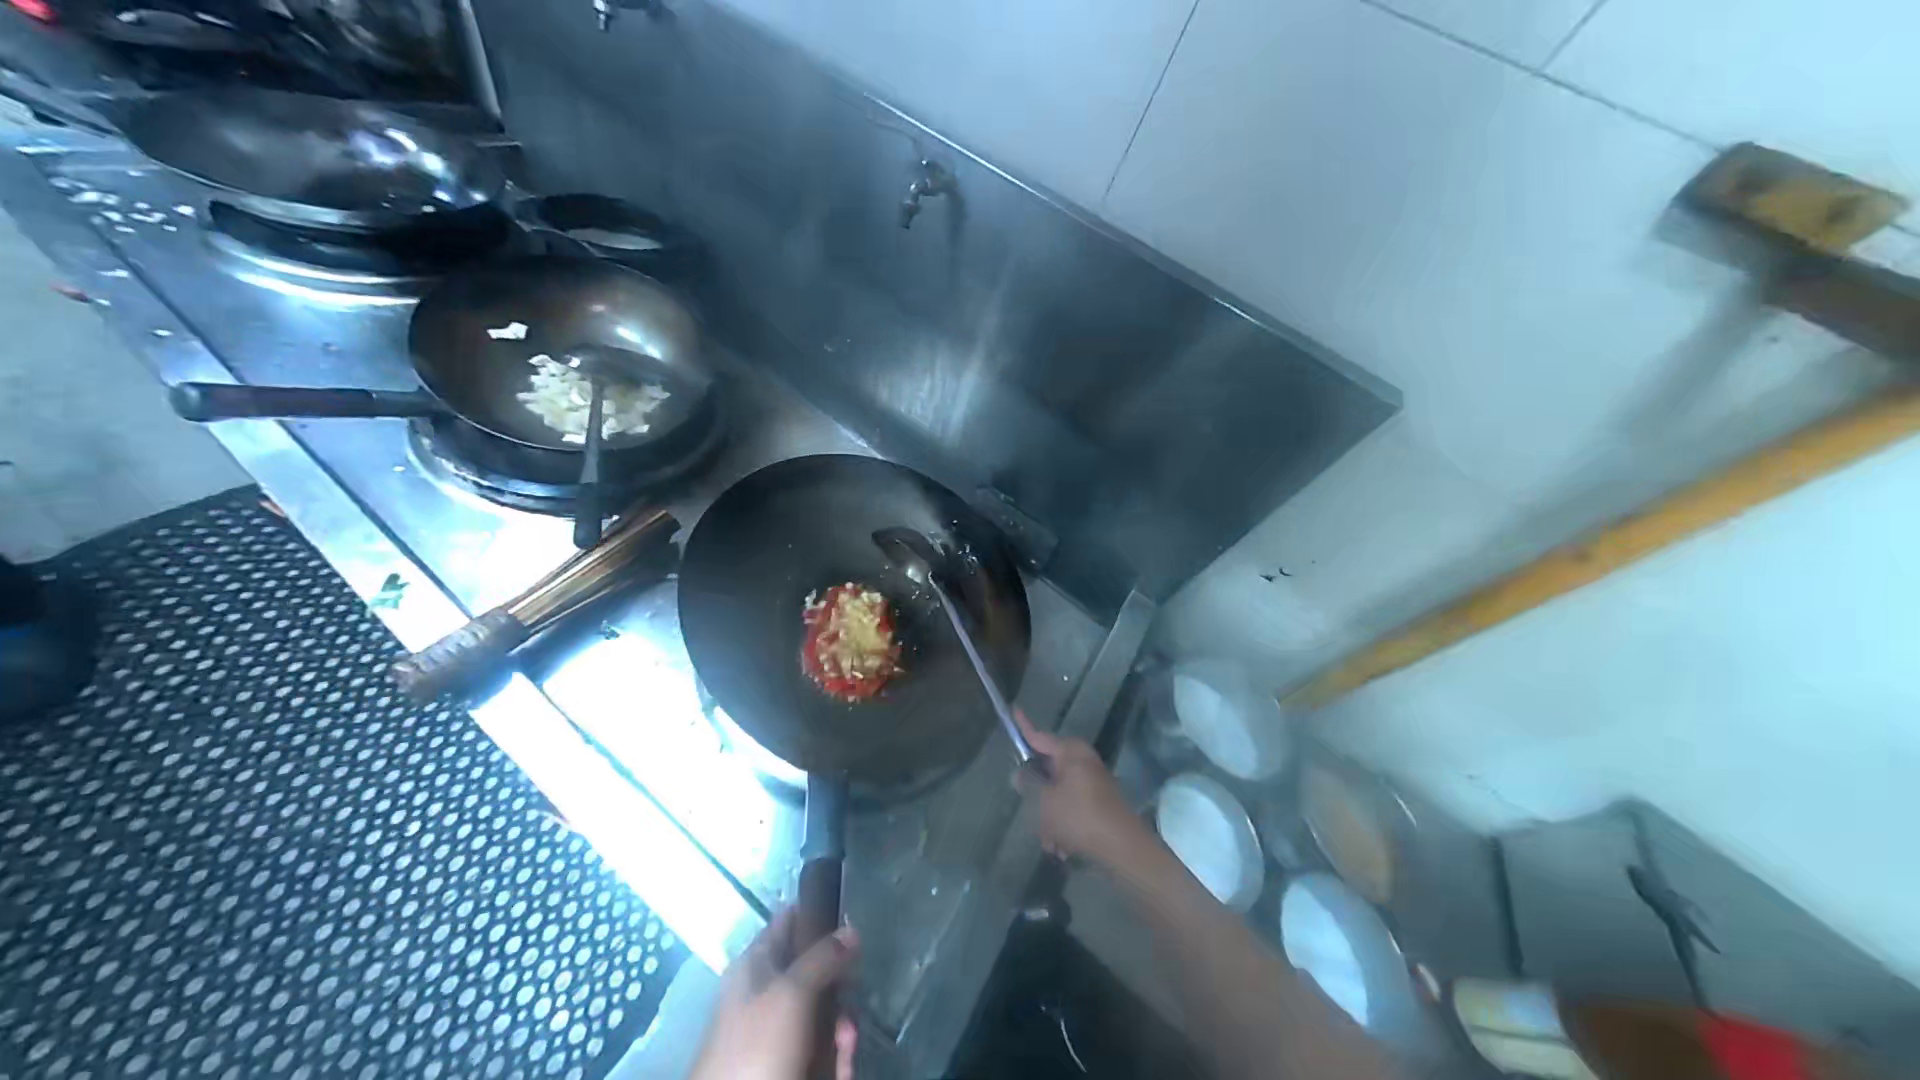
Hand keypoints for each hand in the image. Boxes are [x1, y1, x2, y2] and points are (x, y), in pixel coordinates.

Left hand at [685, 909, 860, 1079]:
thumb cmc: (756, 1049)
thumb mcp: (792, 992)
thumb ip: (823, 957)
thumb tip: (851, 929)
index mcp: (755, 967)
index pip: (788, 921)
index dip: (817, 915)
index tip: (848, 921)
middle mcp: (765, 996)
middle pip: (814, 973)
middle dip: (839, 990)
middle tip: (848, 1007)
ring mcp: (775, 1036)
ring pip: (822, 1016)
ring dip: (841, 1032)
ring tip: (845, 1049)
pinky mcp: (786, 1068)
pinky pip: (821, 1054)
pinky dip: (836, 1061)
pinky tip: (842, 1072)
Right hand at [1013, 712, 1150, 867]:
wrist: (1122, 848)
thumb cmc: (1079, 816)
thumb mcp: (1043, 800)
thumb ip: (1027, 784)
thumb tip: (1021, 774)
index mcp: (1071, 752)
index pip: (1039, 736)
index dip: (1023, 726)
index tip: (1014, 708)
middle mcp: (1084, 762)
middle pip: (1048, 771)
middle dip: (1037, 796)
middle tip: (1030, 812)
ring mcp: (1093, 783)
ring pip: (1058, 795)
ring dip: (1049, 818)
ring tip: (1050, 842)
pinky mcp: (1100, 805)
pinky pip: (1072, 810)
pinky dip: (1064, 827)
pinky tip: (1062, 848)